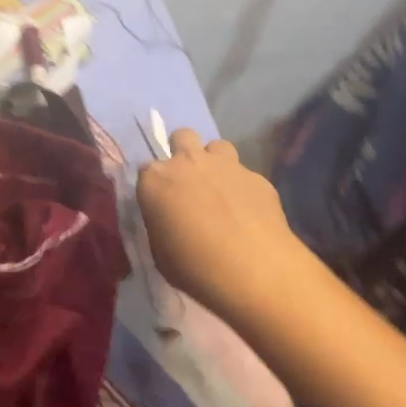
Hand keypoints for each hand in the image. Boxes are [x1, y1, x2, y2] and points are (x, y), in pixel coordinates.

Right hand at [136, 128, 305, 312]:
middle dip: (183, 151)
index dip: (155, 186)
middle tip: (188, 181)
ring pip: (218, 146)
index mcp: (156, 179)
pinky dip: (242, 188)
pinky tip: (247, 213)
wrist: (254, 270)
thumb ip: (159, 223)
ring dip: (215, 162)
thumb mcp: (159, 250)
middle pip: (183, 136)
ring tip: (219, 190)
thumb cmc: (194, 265)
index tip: (161, 204)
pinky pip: (245, 174)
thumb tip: (167, 218)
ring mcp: (227, 166)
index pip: (147, 170)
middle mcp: (189, 162)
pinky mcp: (258, 178)